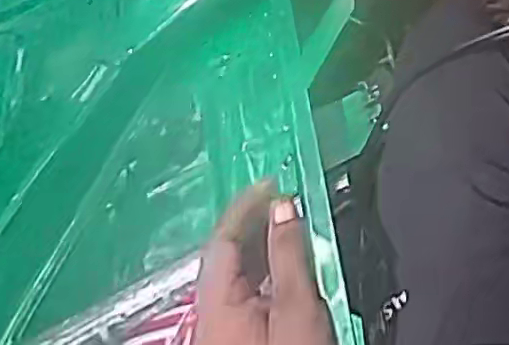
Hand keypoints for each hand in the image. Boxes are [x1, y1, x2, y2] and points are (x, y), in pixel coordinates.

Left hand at [196, 182, 336, 344]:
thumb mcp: (297, 307)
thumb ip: (289, 253)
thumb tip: (283, 205)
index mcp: (217, 303)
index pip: (223, 239)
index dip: (247, 205)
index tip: (273, 180)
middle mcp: (211, 315)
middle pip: (227, 255)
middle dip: (256, 221)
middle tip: (287, 196)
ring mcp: (221, 331)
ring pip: (237, 273)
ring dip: (262, 244)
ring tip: (292, 221)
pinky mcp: (235, 341)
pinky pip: (247, 292)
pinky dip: (267, 269)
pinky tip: (288, 262)